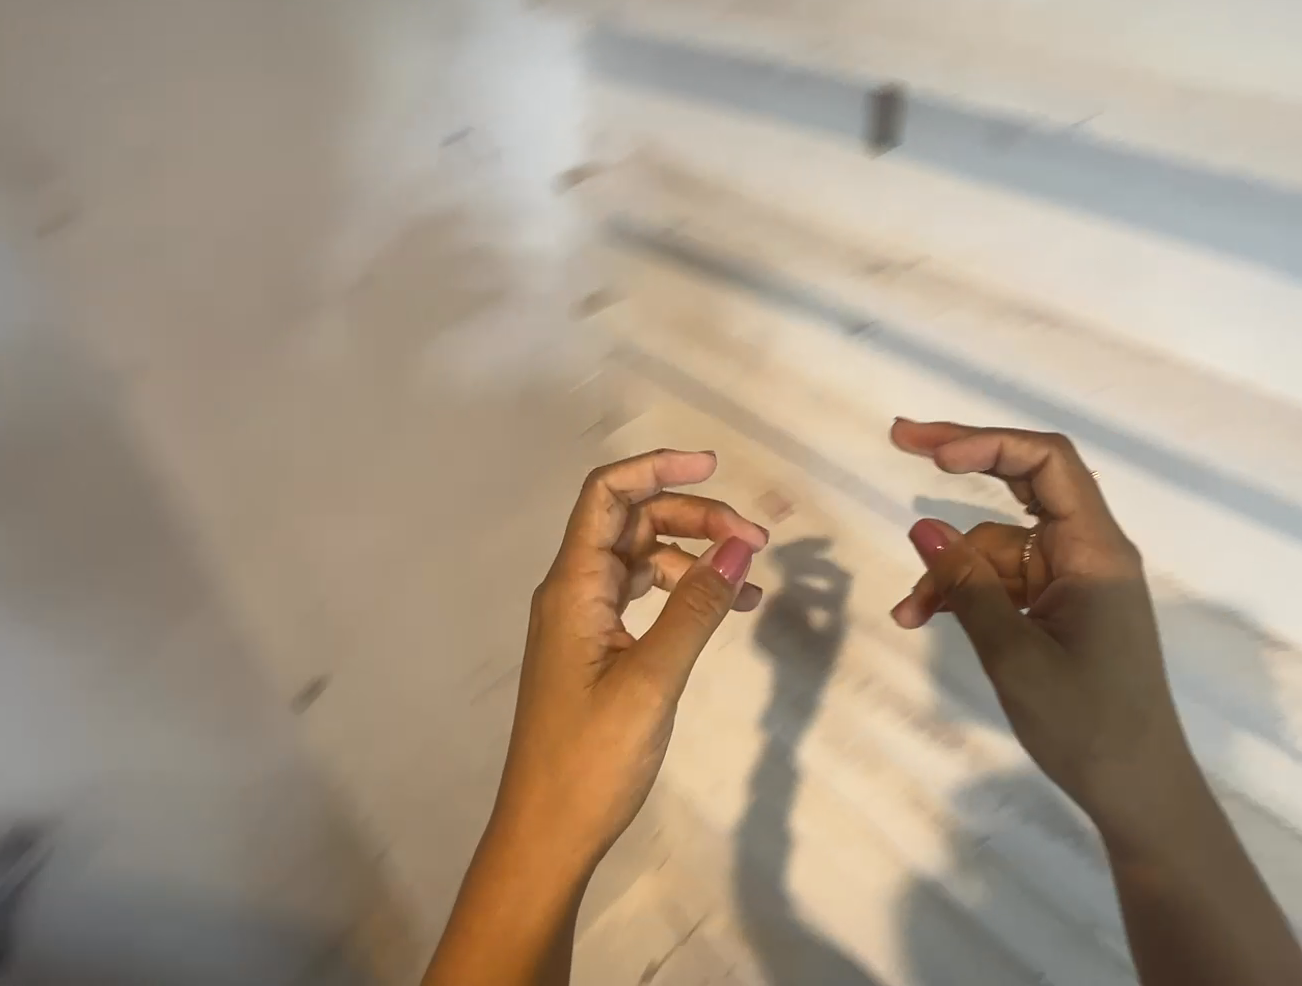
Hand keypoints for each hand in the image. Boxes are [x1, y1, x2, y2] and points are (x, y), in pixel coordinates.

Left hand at [427, 449, 766, 985]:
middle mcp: (575, 591)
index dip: (657, 467)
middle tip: (754, 540)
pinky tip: (727, 609)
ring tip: (751, 577)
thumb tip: (740, 545)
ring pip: (643, 558)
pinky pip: (646, 598)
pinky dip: (686, 593)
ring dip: (695, 556)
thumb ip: (696, 606)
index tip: (714, 466)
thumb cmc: (592, 758)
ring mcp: (586, 619)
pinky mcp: (599, 647)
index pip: (607, 495)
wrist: (547, 836)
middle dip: (694, 517)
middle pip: (633, 522)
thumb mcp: (653, 677)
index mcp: (573, 585)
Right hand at [889, 419, 1191, 826]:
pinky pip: (1002, 579)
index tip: (929, 453)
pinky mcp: (1058, 604)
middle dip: (963, 461)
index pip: (1048, 461)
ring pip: (998, 544)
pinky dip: (964, 593)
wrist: (1137, 794)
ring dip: (950, 569)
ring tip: (909, 612)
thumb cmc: (1087, 723)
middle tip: (900, 438)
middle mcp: (1087, 550)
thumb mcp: (1014, 653)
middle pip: (1024, 480)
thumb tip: (922, 527)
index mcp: (1094, 549)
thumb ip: (967, 585)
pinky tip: (926, 617)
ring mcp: (1072, 577)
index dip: (988, 443)